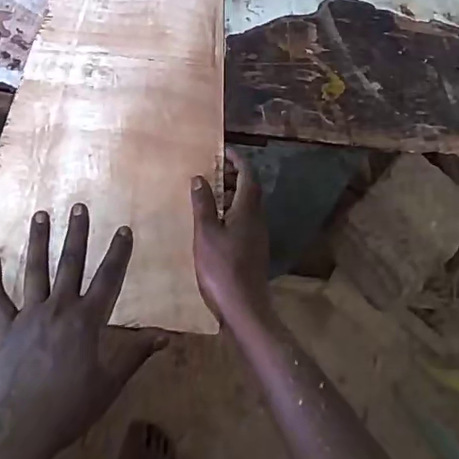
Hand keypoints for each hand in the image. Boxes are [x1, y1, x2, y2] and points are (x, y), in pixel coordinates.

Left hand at [0, 206, 167, 458]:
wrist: (16, 432)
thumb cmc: (67, 409)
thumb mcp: (108, 385)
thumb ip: (135, 356)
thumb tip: (166, 336)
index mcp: (86, 320)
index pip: (108, 278)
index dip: (118, 253)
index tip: (124, 229)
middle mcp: (58, 308)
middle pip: (70, 263)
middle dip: (76, 233)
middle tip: (78, 206)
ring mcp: (28, 317)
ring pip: (35, 271)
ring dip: (38, 241)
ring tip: (40, 214)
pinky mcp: (3, 330)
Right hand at [191, 149, 271, 327]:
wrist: (245, 308)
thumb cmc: (222, 268)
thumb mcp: (206, 234)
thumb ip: (203, 204)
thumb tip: (199, 177)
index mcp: (248, 209)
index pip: (248, 174)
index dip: (237, 160)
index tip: (223, 151)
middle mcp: (258, 218)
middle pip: (250, 188)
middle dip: (234, 175)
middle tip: (213, 171)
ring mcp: (258, 234)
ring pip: (248, 205)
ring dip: (232, 194)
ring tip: (209, 194)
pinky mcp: (254, 249)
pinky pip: (245, 220)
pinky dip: (232, 211)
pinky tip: (215, 222)